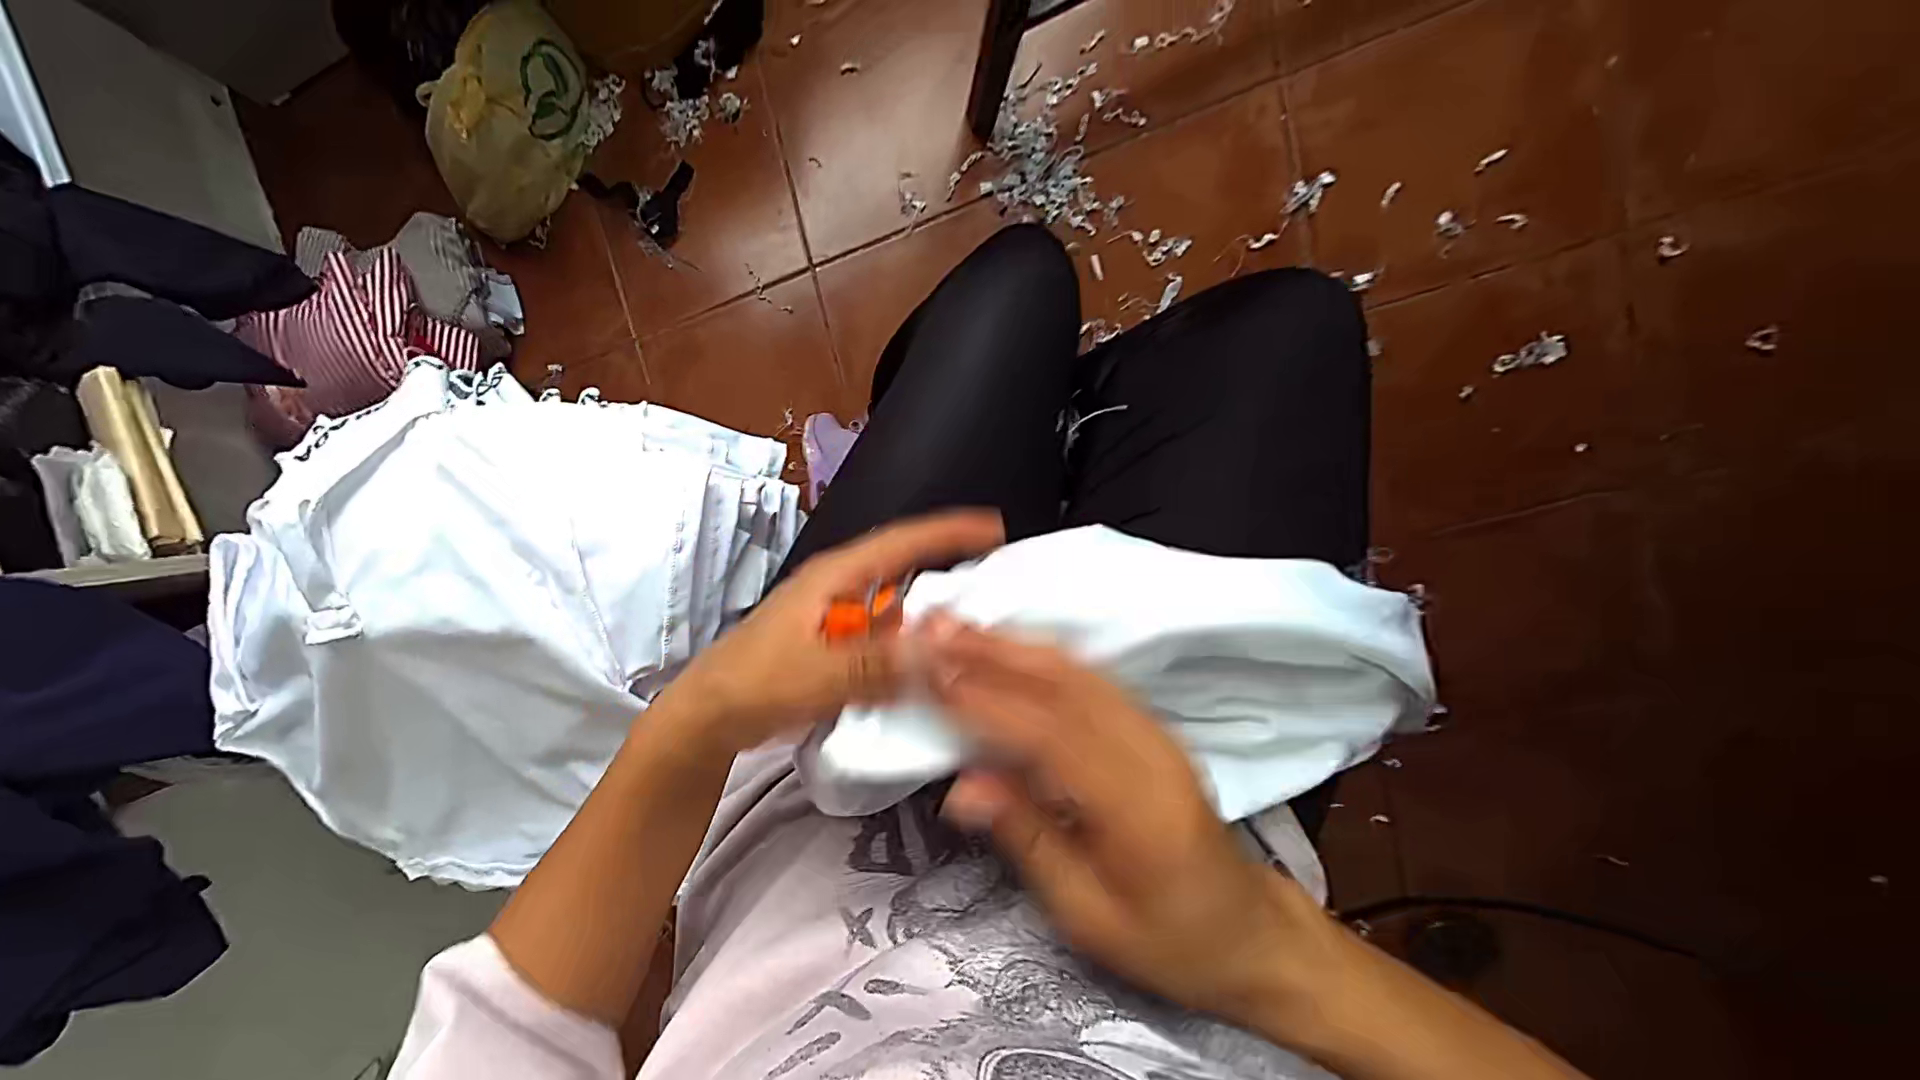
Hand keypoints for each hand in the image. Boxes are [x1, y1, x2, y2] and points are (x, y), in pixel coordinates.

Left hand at [657, 510, 1004, 755]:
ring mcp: (841, 622)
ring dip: (930, 626)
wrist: (710, 718)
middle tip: (992, 596)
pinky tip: (926, 674)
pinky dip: (910, 655)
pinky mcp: (840, 651)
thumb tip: (936, 651)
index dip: (947, 531)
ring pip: (900, 615)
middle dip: (950, 583)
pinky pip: (888, 645)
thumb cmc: (748, 683)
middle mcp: (841, 591)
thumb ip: (876, 664)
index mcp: (834, 578)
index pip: (900, 542)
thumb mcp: (815, 672)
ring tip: (969, 640)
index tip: (989, 528)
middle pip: (907, 577)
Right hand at [919, 616, 1331, 1026]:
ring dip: (1014, 644)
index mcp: (1135, 806)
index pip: (1048, 735)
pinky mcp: (1153, 726)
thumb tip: (961, 786)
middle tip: (934, 630)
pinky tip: (1011, 643)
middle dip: (992, 652)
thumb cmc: (1167, 939)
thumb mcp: (1089, 915)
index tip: (931, 675)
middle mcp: (1150, 751)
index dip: (986, 700)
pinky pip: (1092, 677)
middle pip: (1063, 686)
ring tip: (959, 627)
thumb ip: (1027, 839)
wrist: (1248, 929)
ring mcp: (1156, 731)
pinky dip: (1043, 654)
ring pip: (1078, 671)